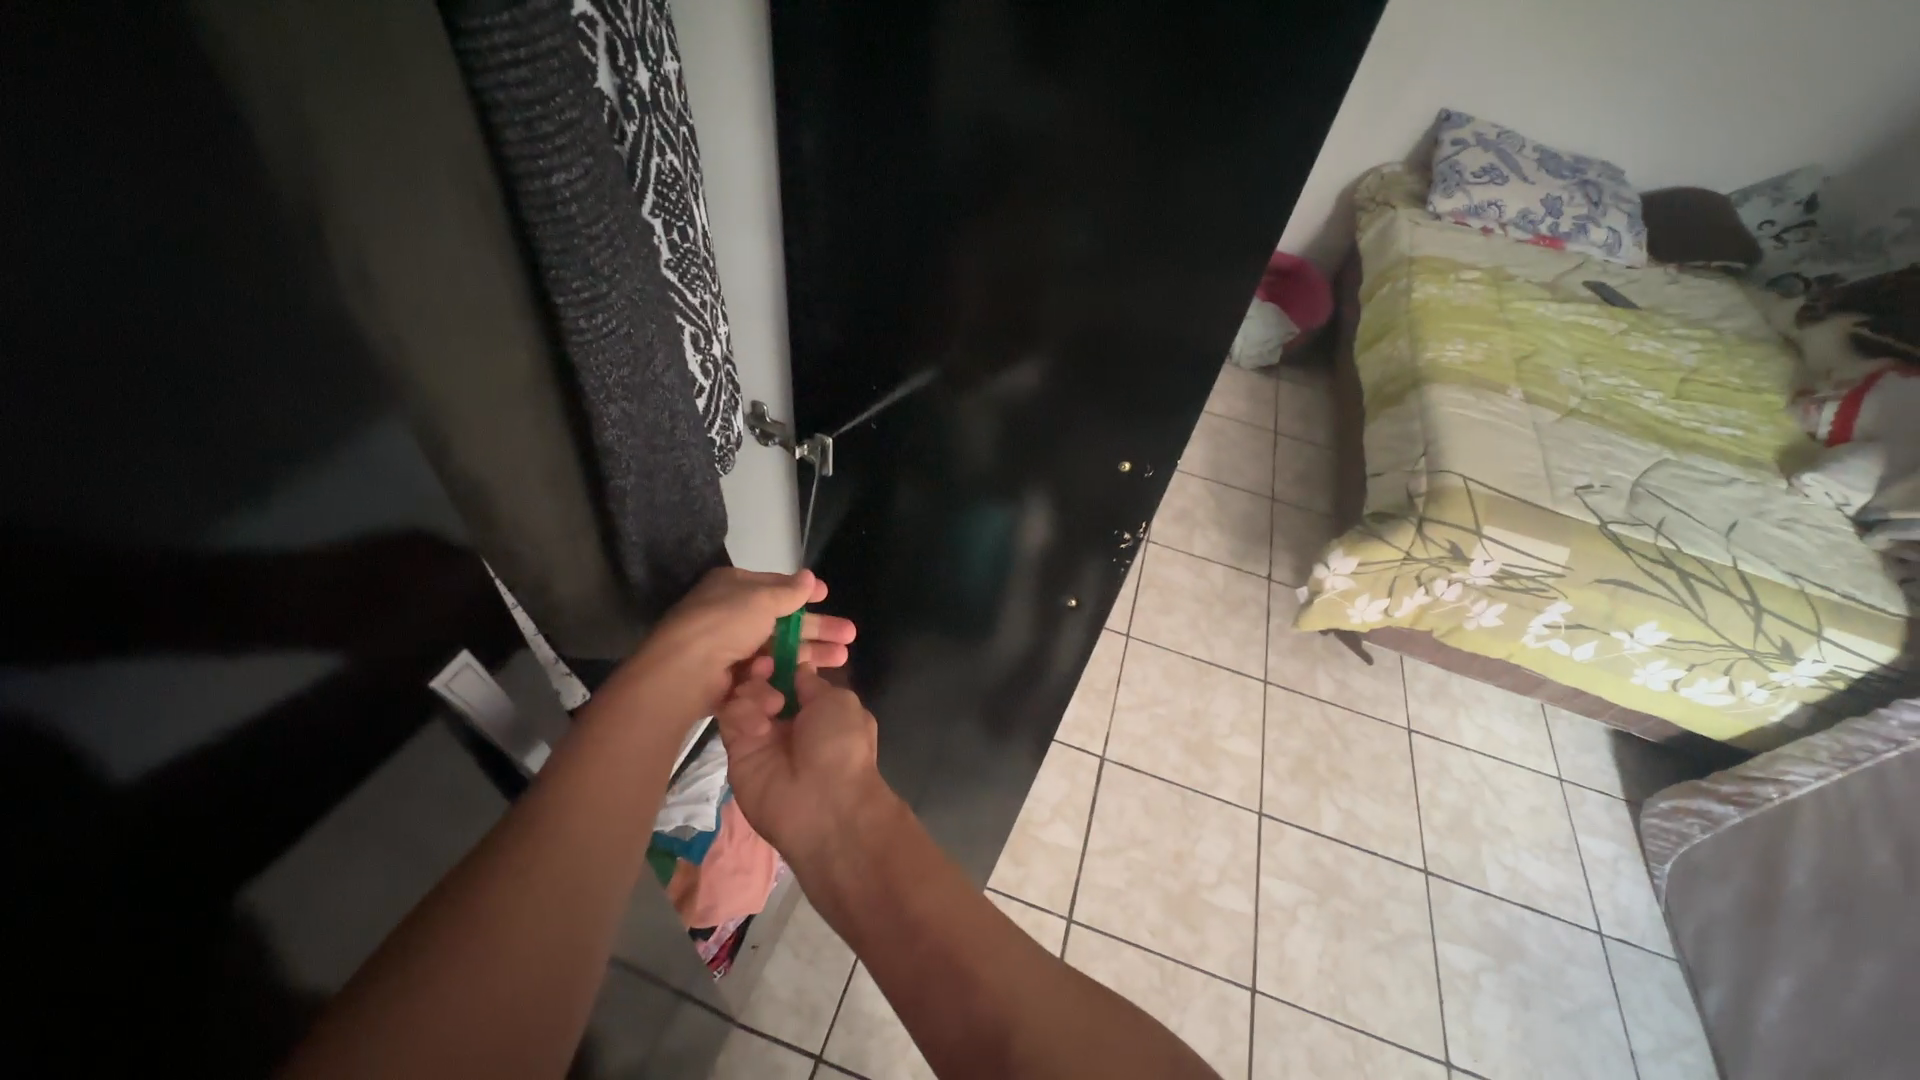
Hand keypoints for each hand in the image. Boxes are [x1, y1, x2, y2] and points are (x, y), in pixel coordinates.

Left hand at [622, 568, 855, 718]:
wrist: (685, 670)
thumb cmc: (725, 623)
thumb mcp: (762, 599)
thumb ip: (790, 592)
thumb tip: (810, 576)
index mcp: (734, 587)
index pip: (775, 587)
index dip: (803, 593)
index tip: (828, 597)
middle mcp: (731, 615)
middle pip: (783, 622)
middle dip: (817, 630)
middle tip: (848, 637)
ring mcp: (730, 648)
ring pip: (777, 650)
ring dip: (809, 654)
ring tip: (840, 659)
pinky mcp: (729, 678)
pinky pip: (763, 674)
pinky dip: (782, 676)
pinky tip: (806, 678)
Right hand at [716, 667, 893, 867]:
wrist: (823, 803)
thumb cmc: (841, 745)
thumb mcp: (839, 702)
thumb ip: (812, 684)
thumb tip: (799, 669)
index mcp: (818, 710)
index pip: (791, 678)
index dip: (783, 661)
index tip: (777, 649)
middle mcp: (788, 722)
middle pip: (763, 683)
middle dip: (762, 670)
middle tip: (765, 668)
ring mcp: (761, 737)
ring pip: (743, 697)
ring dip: (754, 691)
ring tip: (771, 706)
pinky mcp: (737, 752)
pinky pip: (730, 719)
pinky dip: (741, 713)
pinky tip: (758, 725)